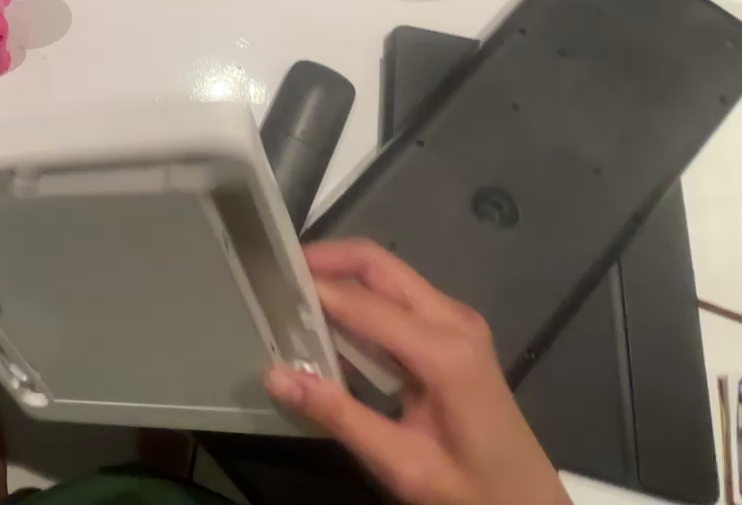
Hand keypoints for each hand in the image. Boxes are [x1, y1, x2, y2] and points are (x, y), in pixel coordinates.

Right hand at [264, 240, 570, 504]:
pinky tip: (330, 319)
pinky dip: (357, 294)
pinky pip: (396, 293)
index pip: (362, 302)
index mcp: (444, 352)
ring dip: (339, 274)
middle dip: (324, 260)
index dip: (313, 291)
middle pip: (376, 263)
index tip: (267, 288)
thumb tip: (275, 374)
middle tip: (277, 273)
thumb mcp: (403, 465)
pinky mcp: (453, 330)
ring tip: (294, 294)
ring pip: (385, 272)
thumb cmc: (473, 492)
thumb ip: (338, 415)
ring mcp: (456, 321)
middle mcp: (453, 320)